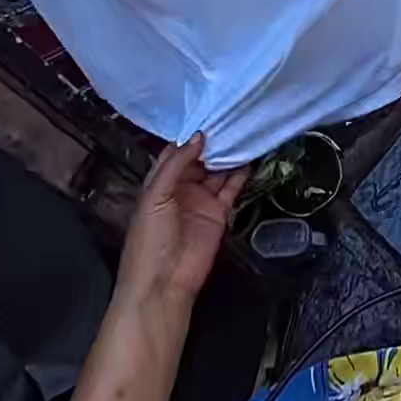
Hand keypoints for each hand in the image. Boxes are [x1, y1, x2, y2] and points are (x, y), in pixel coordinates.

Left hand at [117, 133, 245, 305]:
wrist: (164, 283)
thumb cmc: (150, 238)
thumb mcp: (155, 196)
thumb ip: (176, 165)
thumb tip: (199, 137)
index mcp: (160, 183)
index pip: (175, 154)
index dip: (189, 138)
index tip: (207, 117)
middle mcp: (181, 188)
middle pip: (199, 160)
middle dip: (212, 143)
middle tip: (230, 121)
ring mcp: (201, 200)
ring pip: (217, 171)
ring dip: (228, 155)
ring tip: (243, 134)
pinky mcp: (219, 212)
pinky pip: (232, 188)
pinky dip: (241, 174)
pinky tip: (250, 157)